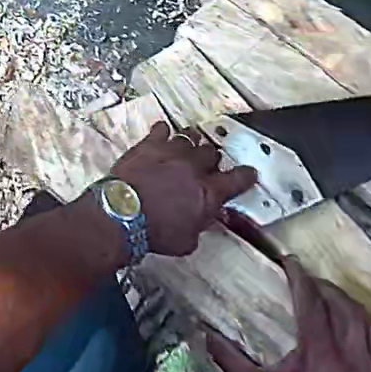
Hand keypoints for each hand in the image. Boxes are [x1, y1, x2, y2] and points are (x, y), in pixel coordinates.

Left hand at [109, 124, 255, 256]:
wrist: (122, 213)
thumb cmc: (153, 231)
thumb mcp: (186, 241)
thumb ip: (199, 226)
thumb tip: (202, 221)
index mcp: (208, 192)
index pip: (237, 180)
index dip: (245, 176)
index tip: (248, 173)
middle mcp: (194, 167)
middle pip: (211, 153)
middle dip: (211, 159)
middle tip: (207, 164)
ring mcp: (172, 151)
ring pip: (190, 138)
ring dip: (191, 143)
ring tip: (188, 145)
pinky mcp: (149, 144)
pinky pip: (161, 130)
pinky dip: (163, 132)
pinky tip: (162, 134)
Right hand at [205, 260, 370, 371]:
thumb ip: (232, 364)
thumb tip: (206, 335)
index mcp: (319, 356)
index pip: (310, 301)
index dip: (300, 276)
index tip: (291, 262)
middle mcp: (353, 359)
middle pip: (342, 306)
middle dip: (324, 287)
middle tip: (309, 282)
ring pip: (370, 324)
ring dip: (352, 306)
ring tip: (337, 301)